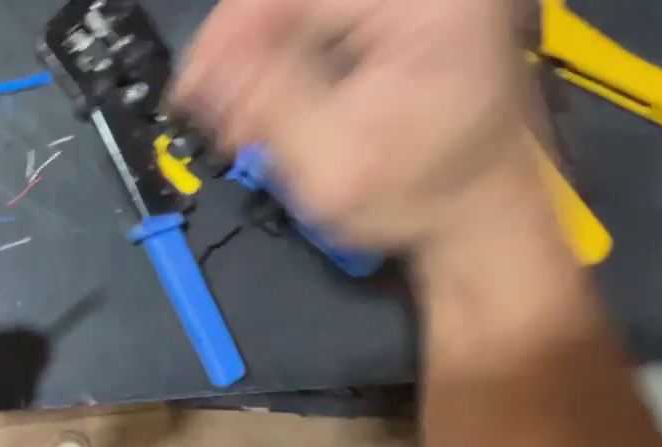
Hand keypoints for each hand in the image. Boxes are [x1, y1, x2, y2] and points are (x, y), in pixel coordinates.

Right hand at [171, 0, 541, 254]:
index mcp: (426, 3)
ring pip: (293, 9)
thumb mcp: (334, 159)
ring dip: (250, 58)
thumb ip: (271, 101)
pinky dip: (274, 58)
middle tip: (208, 108)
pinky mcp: (394, 15)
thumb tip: (209, 65)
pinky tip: (259, 101)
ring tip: (234, 116)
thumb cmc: (417, 198)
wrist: (470, 210)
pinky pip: (311, 19)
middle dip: (238, 49)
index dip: (231, 32)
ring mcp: (407, 4)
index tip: (192, 85)